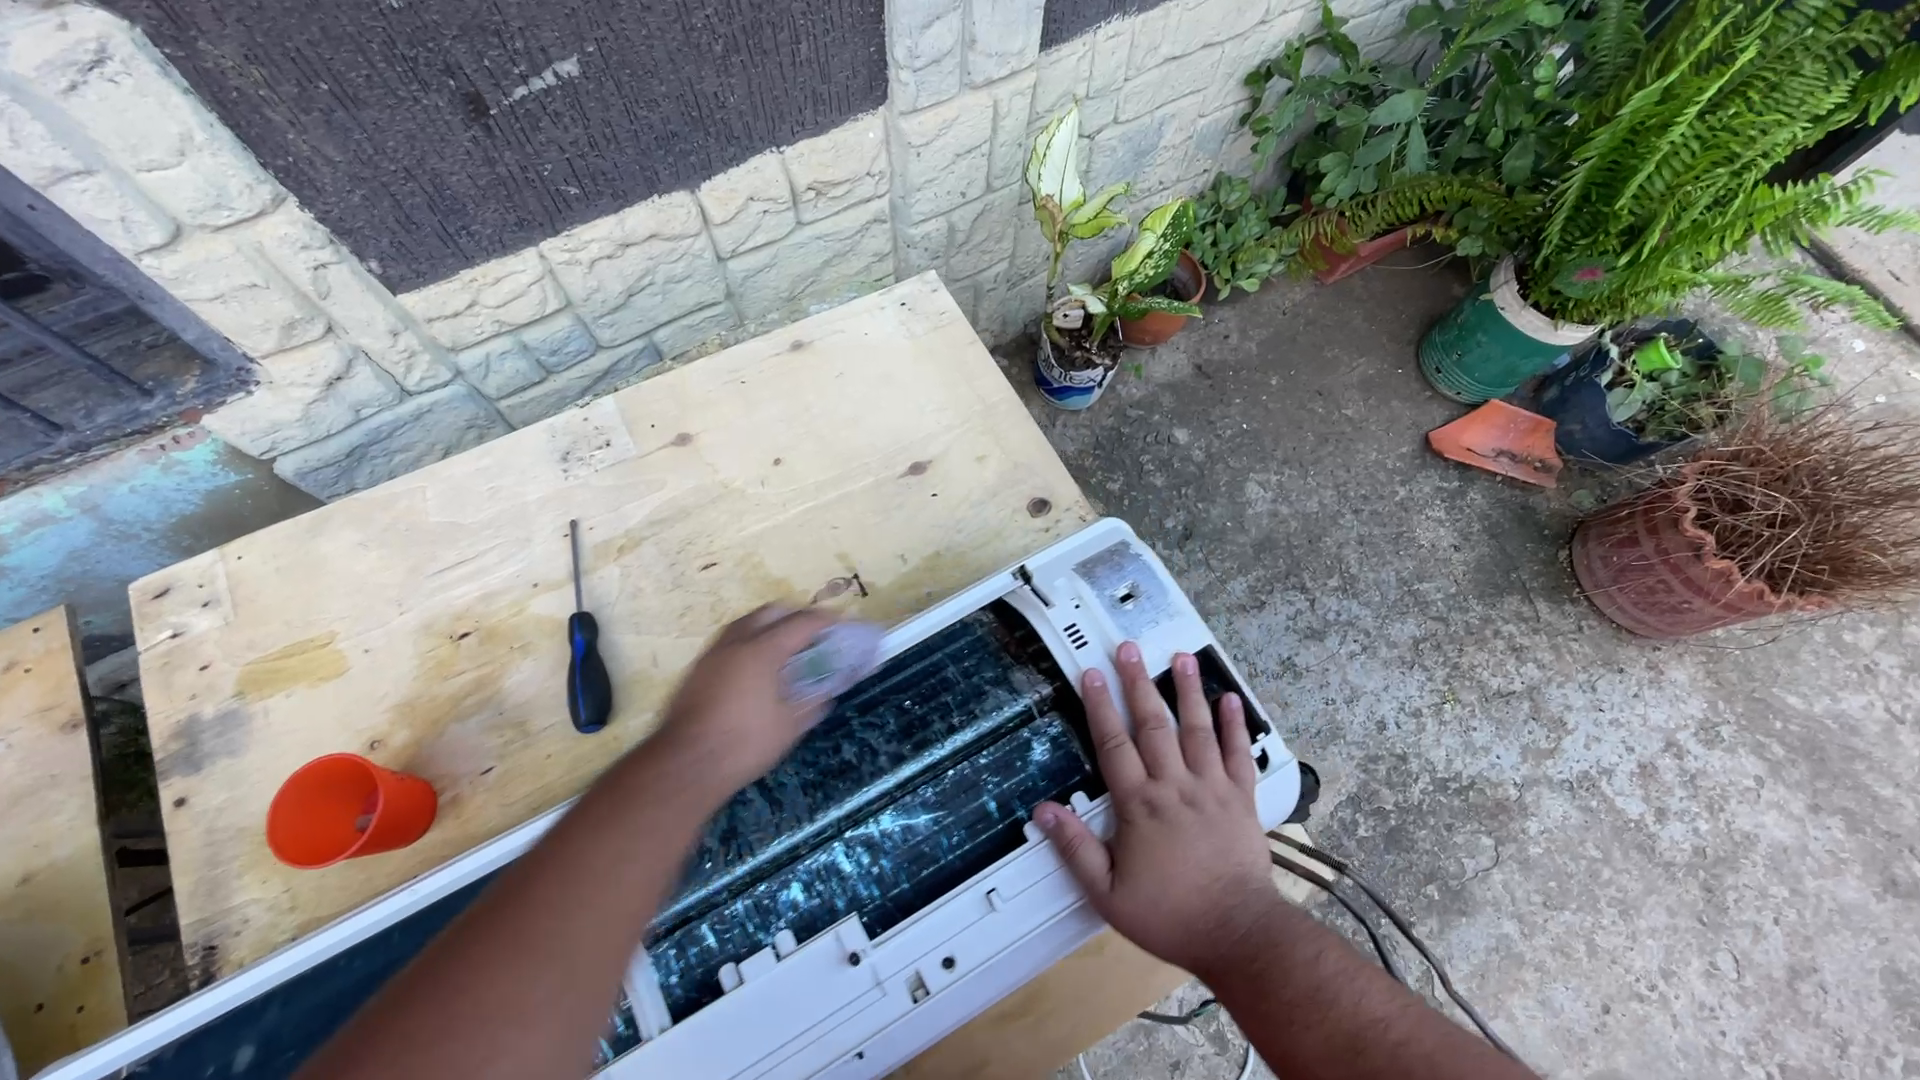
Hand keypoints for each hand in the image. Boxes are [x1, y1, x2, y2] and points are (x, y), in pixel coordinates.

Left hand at [649, 604, 840, 799]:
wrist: (685, 765)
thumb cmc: (744, 744)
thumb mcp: (790, 726)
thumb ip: (813, 702)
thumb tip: (826, 692)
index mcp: (762, 650)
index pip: (801, 623)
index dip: (824, 621)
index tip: (840, 625)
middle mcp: (735, 642)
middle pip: (770, 612)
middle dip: (795, 616)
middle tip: (812, 633)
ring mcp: (712, 653)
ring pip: (745, 623)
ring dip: (769, 626)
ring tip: (785, 647)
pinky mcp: (697, 669)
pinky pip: (730, 640)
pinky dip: (749, 641)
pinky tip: (756, 666)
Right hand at [1033, 642, 1278, 980]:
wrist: (1238, 933)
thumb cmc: (1170, 915)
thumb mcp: (1107, 892)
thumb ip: (1075, 848)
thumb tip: (1044, 811)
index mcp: (1140, 805)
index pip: (1114, 744)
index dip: (1101, 707)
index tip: (1092, 675)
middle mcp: (1175, 786)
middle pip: (1153, 724)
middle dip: (1138, 683)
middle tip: (1129, 650)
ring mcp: (1212, 789)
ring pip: (1198, 730)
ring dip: (1188, 691)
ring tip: (1181, 657)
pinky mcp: (1242, 800)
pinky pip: (1239, 755)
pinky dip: (1234, 725)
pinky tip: (1229, 699)